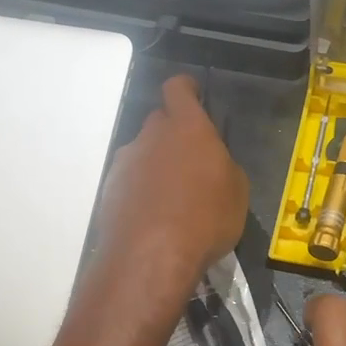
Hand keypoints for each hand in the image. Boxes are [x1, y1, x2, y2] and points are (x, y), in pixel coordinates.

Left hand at [91, 75, 248, 288]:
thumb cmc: (205, 218)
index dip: (186, 91)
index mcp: (187, 128)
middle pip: (159, 123)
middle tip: (191, 165)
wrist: (150, 257)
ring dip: (156, 168)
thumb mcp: (236, 192)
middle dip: (173, 136)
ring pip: (143, 154)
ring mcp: (126, 163)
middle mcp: (151, 136)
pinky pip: (129, 182)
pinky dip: (141, 193)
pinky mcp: (109, 191)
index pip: (178, 89)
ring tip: (172, 202)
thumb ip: (221, 165)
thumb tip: (210, 163)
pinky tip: (153, 221)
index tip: (194, 99)